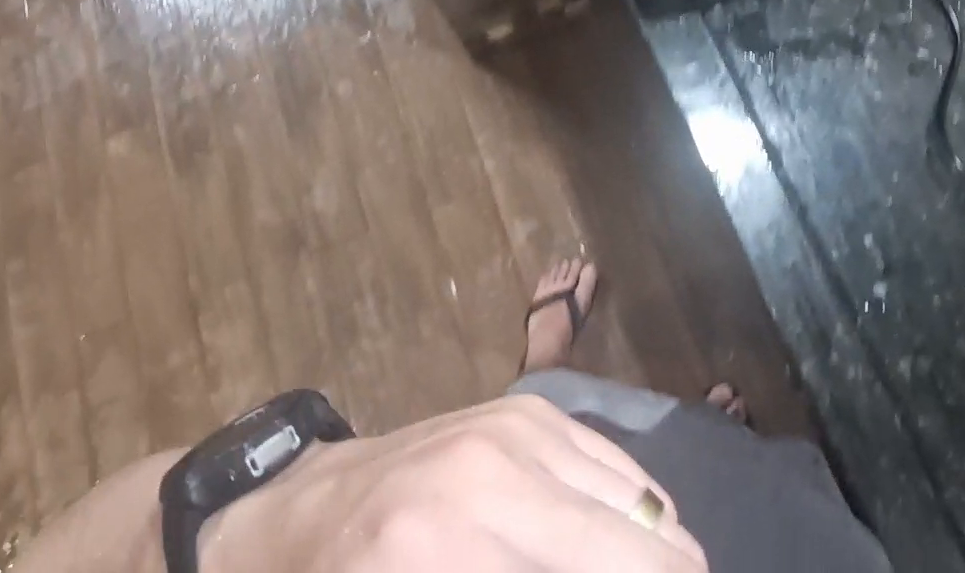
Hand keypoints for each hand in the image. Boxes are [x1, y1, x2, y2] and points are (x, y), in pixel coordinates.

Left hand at [198, 394, 707, 571]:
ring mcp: (521, 426)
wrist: (307, 506)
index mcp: (456, 544)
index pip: (604, 568)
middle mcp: (500, 469)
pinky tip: (616, 544)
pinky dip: (636, 516)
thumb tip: (621, 569)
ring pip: (647, 507)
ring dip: (658, 554)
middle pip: (643, 548)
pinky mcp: (530, 408)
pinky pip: (622, 469)